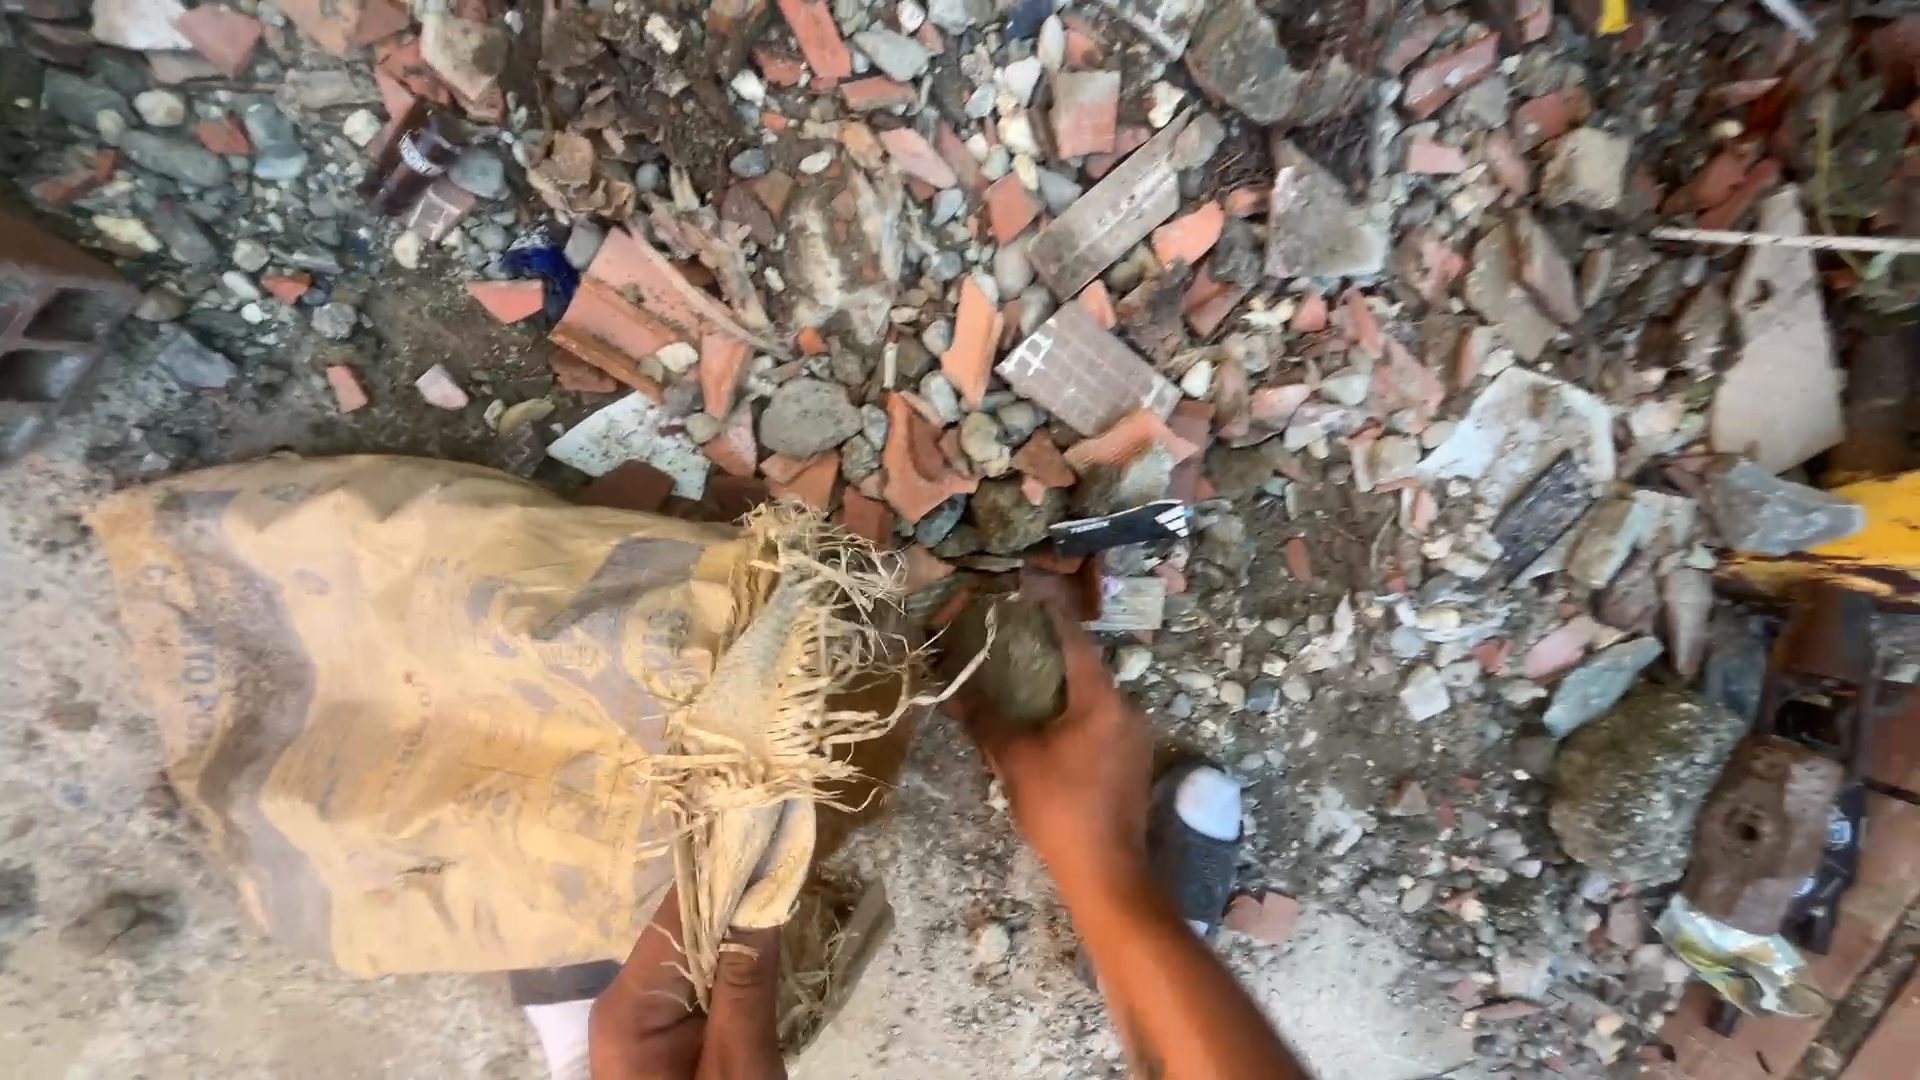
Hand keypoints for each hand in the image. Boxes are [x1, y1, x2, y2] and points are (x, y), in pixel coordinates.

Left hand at [589, 887, 784, 1079]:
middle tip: (789, 868)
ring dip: (743, 927)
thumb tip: (764, 889)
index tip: (773, 842)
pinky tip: (770, 943)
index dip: (727, 873)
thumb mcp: (736, 1067)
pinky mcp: (665, 1028)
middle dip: (740, 899)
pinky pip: (702, 974)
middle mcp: (627, 998)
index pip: (680, 911)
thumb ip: (748, 981)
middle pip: (689, 925)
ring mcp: (644, 1014)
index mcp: (629, 1006)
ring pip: (699, 948)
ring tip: (786, 894)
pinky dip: (736, 958)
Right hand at [963, 594, 1153, 901]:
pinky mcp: (1134, 760)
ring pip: (1094, 697)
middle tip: (1014, 645)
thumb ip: (985, 720)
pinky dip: (1075, 714)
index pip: (1074, 640)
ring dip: (1062, 688)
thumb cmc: (1060, 807)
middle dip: (1051, 655)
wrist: (1108, 873)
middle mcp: (1127, 708)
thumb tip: (954, 693)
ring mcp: (1136, 736)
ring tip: (1024, 685)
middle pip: (1086, 667)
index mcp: (1101, 698)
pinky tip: (1048, 727)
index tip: (1026, 596)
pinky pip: (1102, 721)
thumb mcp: (1015, 760)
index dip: (1050, 615)